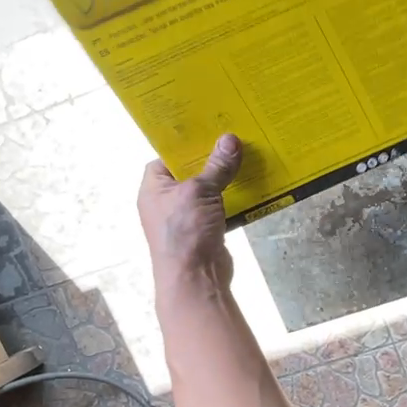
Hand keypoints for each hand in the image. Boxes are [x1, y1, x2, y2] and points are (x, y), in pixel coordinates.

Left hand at [138, 134, 242, 296]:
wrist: (195, 277)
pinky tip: (252, 186)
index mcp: (154, 187)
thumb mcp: (200, 191)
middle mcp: (166, 200)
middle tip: (236, 139)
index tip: (210, 129)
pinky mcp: (205, 230)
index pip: (167, 156)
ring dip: (227, 179)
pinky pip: (220, 207)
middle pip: (191, 172)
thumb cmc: (185, 230)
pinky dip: (234, 199)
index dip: (187, 144)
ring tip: (248, 158)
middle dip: (213, 159)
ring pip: (209, 190)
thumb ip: (216, 166)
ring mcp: (186, 217)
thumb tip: (230, 139)